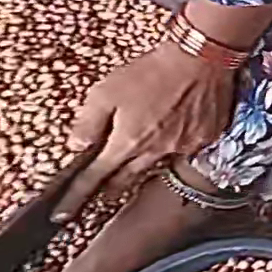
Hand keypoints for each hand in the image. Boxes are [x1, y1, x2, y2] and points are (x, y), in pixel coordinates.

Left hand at [55, 42, 238, 219]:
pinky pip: (189, 146)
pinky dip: (179, 140)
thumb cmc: (152, 71)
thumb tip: (78, 145)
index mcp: (128, 142)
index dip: (75, 196)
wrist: (202, 57)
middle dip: (111, 187)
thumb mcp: (104, 91)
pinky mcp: (209, 134)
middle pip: (128, 178)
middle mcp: (158, 150)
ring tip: (144, 147)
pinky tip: (179, 125)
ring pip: (160, 161)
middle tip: (102, 193)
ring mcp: (187, 145)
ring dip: (147, 158)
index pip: (95, 177)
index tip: (62, 214)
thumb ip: (87, 123)